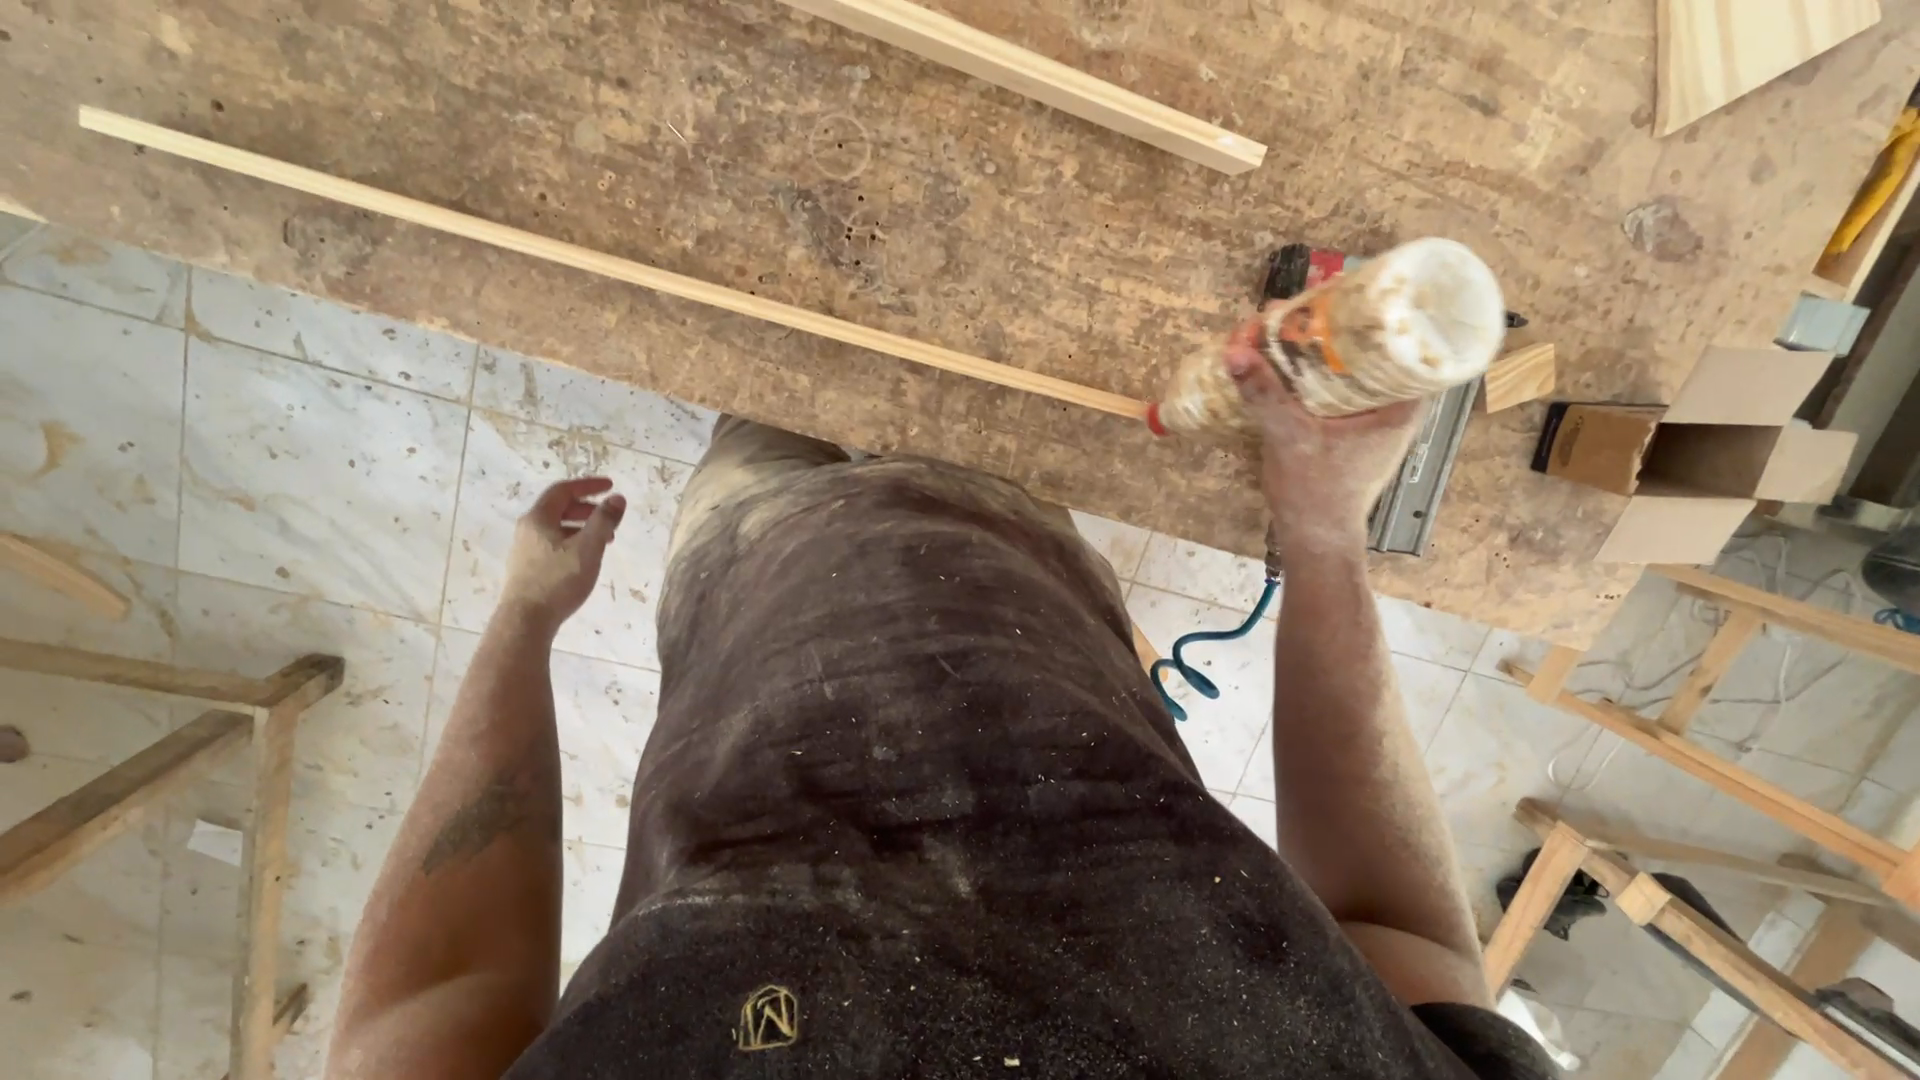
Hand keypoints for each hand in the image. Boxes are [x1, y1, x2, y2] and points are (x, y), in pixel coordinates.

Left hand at [497, 477, 625, 636]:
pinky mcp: (529, 567)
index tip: (610, 486)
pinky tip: (586, 559)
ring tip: (604, 541)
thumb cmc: (559, 580)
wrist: (526, 619)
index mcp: (538, 519)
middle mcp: (528, 529)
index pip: (563, 491)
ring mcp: (526, 549)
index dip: (588, 486)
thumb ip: (604, 520)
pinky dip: (574, 541)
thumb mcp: (588, 547)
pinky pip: (554, 543)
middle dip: (588, 509)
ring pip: (557, 528)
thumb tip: (617, 498)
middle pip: (559, 508)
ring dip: (583, 527)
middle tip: (610, 518)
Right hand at [1224, 317, 1421, 559]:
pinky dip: (1299, 373)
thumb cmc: (1318, 494)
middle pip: (1362, 347)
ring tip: (1269, 334)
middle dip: (1320, 327)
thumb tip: (1234, 350)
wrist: (1313, 540)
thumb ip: (1264, 394)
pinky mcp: (1342, 427)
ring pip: (1338, 367)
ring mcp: (1365, 416)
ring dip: (1303, 350)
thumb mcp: (1290, 438)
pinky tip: (1272, 364)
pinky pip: (1323, 387)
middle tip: (1283, 315)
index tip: (1329, 295)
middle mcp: (1390, 403)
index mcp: (1402, 401)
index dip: (1366, 310)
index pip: (1399, 337)